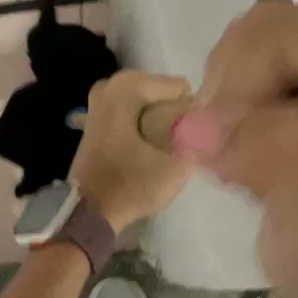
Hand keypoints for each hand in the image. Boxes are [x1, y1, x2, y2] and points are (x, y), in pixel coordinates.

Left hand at [71, 70, 196, 231]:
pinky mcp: (94, 121)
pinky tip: (142, 153)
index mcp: (128, 86)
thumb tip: (208, 124)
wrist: (88, 212)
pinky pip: (132, 116)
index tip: (181, 141)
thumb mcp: (178, 165)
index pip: (181, 89)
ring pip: (148, 107)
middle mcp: (110, 86)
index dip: (188, 116)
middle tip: (170, 148)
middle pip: (163, 96)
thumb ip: (200, 137)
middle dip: (171, 118)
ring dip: (157, 125)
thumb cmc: (131, 186)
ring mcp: (98, 102)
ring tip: (157, 153)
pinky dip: (141, 130)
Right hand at [171, 0, 297, 297]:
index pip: (278, 38)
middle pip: (269, 29)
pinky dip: (254, 93)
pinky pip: (277, 44)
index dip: (233, 101)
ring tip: (257, 158)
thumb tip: (195, 127)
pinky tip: (273, 136)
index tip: (230, 167)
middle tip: (241, 168)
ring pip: (264, 35)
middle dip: (234, 103)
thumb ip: (288, 170)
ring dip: (239, 101)